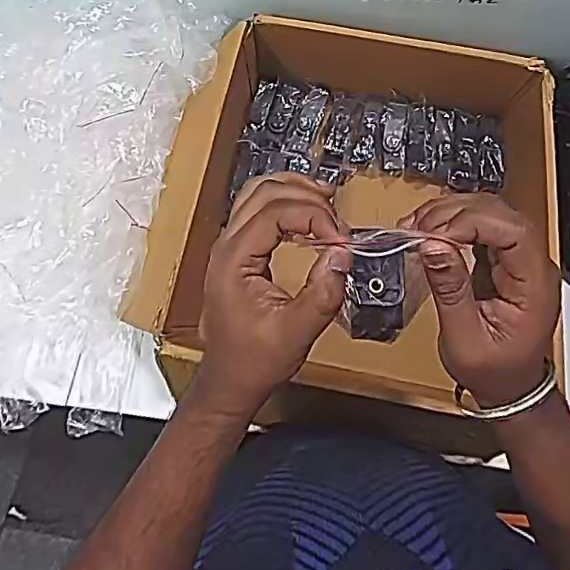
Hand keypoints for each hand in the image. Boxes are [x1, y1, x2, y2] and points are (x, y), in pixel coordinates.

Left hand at [194, 173, 350, 418]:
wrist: (230, 380)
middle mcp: (227, 245)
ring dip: (295, 190)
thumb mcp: (296, 333)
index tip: (339, 240)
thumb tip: (342, 256)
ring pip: (259, 190)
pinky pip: (259, 205)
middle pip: (266, 191)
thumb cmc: (253, 361)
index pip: (275, 211)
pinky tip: (309, 212)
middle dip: (307, 198)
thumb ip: (321, 294)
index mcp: (233, 260)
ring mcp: (231, 244)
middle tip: (336, 222)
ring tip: (326, 202)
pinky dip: (287, 199)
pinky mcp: (241, 248)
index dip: (313, 217)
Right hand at [402, 193, 559, 408]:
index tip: (437, 234)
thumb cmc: (496, 372)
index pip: (514, 231)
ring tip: (417, 227)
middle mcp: (534, 264)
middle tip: (419, 228)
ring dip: (451, 213)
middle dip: (456, 213)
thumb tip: (433, 246)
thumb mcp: (464, 339)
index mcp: (535, 285)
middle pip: (500, 213)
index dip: (474, 222)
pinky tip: (429, 230)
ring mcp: (519, 257)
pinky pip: (480, 224)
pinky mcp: (503, 256)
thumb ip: (450, 289)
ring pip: (489, 211)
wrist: (510, 387)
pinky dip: (451, 222)